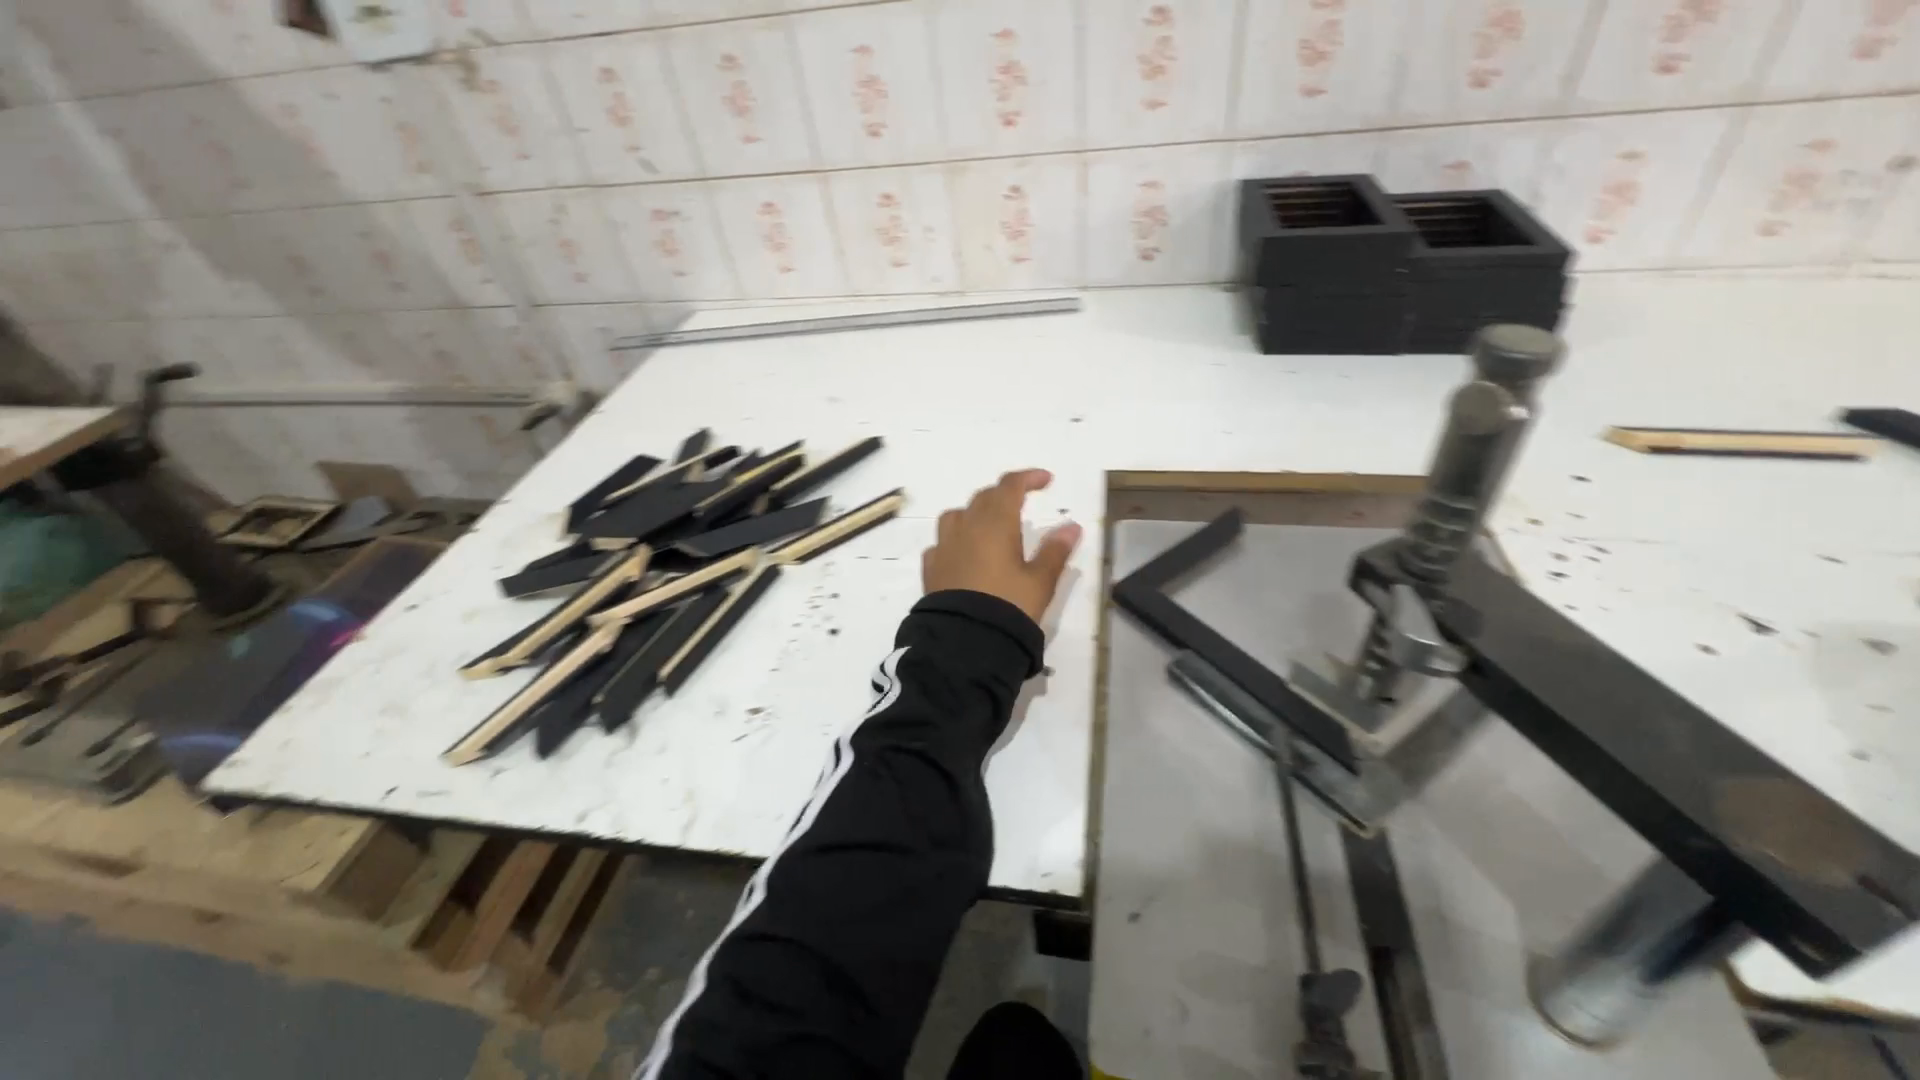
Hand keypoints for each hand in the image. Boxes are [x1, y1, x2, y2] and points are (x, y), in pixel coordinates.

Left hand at [923, 469, 1082, 623]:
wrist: (965, 642)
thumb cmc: (1009, 607)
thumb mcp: (1040, 581)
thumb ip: (1055, 551)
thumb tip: (1072, 527)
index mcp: (995, 524)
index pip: (1009, 486)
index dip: (1028, 478)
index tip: (1046, 480)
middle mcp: (965, 528)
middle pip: (983, 498)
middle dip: (1004, 494)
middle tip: (1022, 503)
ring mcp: (944, 548)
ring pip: (956, 516)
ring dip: (975, 513)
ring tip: (990, 526)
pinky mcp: (931, 570)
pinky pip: (942, 543)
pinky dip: (956, 540)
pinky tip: (964, 554)